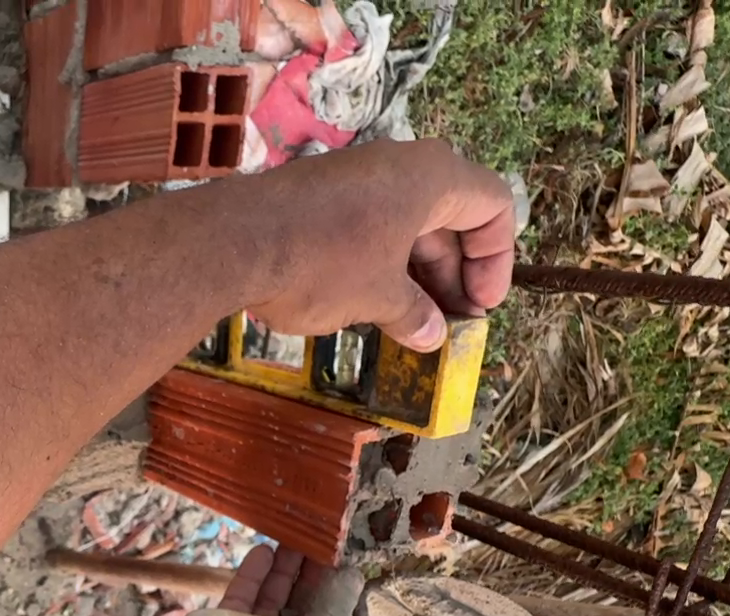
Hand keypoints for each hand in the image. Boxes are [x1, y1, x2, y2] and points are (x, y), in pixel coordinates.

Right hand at [146, 545, 361, 615]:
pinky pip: (238, 601)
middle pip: (299, 612)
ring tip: (295, 535)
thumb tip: (355, 577)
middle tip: (318, 539)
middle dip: (309, 578)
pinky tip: (264, 551)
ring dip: (282, 572)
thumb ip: (329, 614)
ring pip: (268, 602)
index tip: (344, 565)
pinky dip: (251, 577)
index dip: (337, 599)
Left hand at [231, 140, 515, 350]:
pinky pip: (359, 229)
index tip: (481, 306)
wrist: (234, 243)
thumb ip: (410, 314)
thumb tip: (431, 334)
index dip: (495, 260)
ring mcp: (349, 179)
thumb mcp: (375, 297)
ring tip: (407, 323)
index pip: (492, 206)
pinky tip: (362, 304)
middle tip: (444, 324)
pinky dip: (371, 264)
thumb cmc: (322, 265)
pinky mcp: (312, 198)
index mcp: (431, 178)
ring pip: (397, 227)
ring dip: (409, 275)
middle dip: (449, 275)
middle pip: (443, 220)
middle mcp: (394, 166)